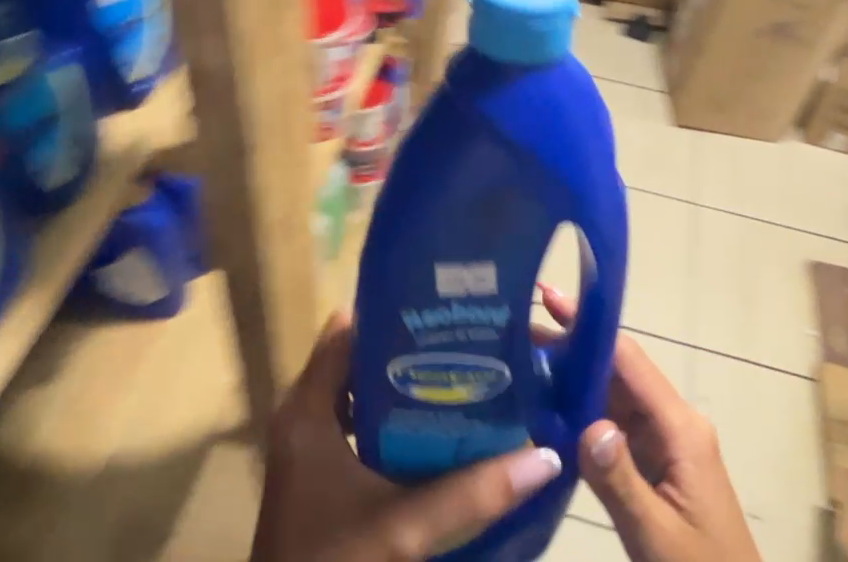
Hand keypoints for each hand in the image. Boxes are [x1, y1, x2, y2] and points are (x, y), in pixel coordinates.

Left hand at [251, 312, 564, 561]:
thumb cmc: (332, 560)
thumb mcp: (404, 527)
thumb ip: (472, 492)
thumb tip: (546, 457)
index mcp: (306, 409)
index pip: (348, 330)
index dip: (396, 313)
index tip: (449, 311)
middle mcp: (301, 415)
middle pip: (358, 359)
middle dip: (412, 350)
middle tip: (470, 343)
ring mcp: (307, 446)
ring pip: (359, 394)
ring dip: (405, 387)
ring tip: (464, 377)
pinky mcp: (317, 473)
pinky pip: (357, 426)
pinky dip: (394, 421)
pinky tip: (439, 432)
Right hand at [540, 284, 761, 561]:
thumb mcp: (657, 532)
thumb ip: (621, 480)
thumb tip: (588, 424)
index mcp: (680, 427)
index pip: (628, 360)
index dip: (587, 326)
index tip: (547, 297)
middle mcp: (672, 421)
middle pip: (615, 369)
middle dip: (568, 346)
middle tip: (513, 328)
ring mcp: (662, 438)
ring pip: (609, 393)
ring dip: (568, 375)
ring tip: (517, 356)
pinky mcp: (651, 458)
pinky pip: (610, 421)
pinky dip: (577, 408)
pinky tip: (542, 403)